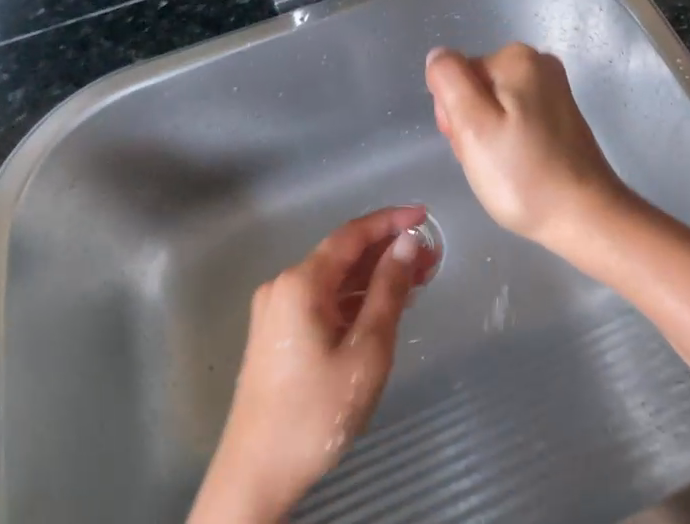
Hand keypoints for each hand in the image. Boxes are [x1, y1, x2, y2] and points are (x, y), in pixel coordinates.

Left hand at [189, 206, 433, 523]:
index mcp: (301, 284)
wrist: (256, 474)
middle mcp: (283, 288)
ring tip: (420, 278)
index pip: (352, 234)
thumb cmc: (317, 412)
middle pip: (344, 256)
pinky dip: (357, 299)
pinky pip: (324, 302)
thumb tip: (407, 244)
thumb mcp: (367, 350)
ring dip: (375, 277)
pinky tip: (386, 306)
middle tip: (434, 256)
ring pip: (335, 281)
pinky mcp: (278, 337)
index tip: (426, 215)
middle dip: (389, 251)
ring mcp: (277, 313)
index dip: (391, 221)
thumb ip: (389, 291)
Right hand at [424, 44, 634, 251]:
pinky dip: (510, 144)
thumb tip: (439, 55)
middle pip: (477, 90)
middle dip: (472, 125)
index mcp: (517, 58)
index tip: (472, 143)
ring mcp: (554, 91)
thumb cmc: (523, 174)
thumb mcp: (473, 125)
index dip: (455, 114)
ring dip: (488, 138)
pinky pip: (516, 123)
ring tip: (503, 168)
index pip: (457, 77)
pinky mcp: (561, 117)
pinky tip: (519, 168)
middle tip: (487, 159)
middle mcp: (539, 64)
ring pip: (494, 109)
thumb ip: (449, 80)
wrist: (584, 216)